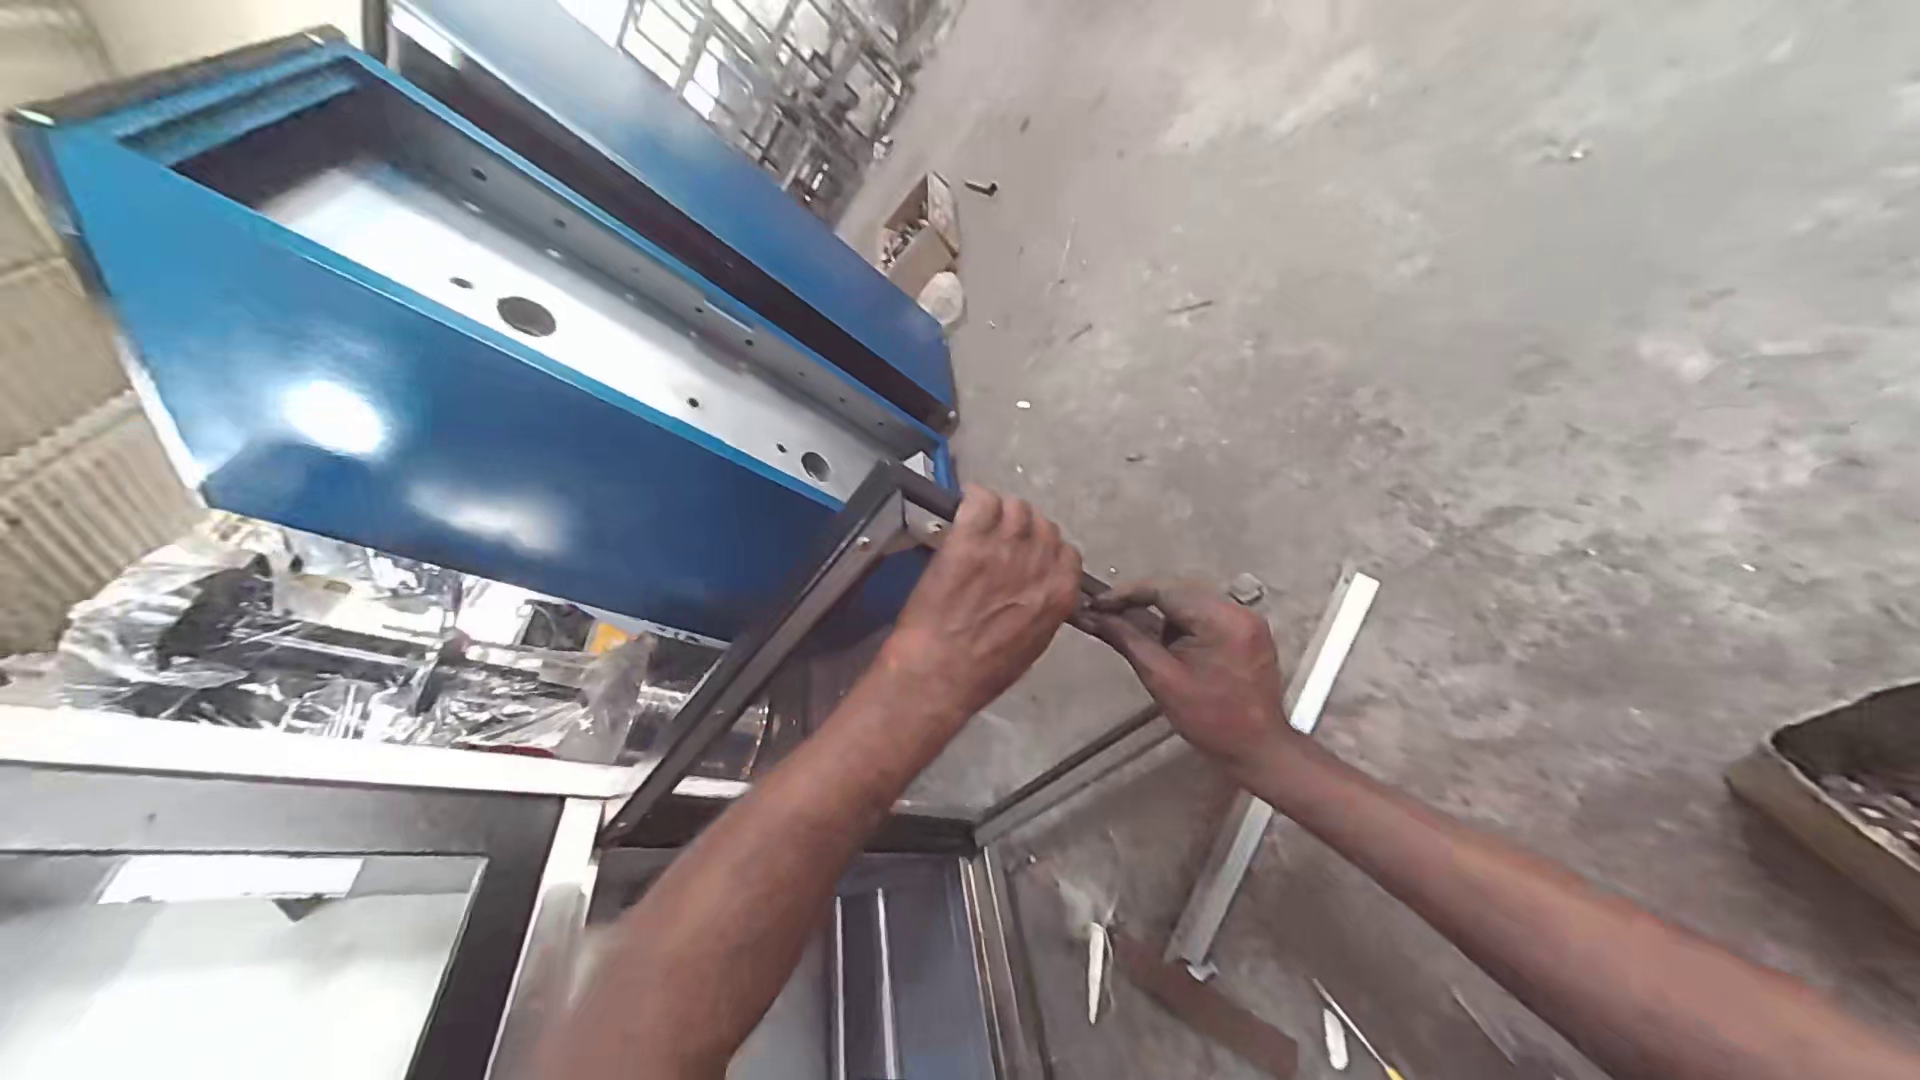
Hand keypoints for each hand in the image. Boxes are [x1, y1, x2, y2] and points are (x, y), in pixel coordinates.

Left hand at [877, 485, 1082, 723]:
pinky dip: (973, 499)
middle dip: (1022, 530)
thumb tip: (1035, 589)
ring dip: (999, 514)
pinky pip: (981, 498)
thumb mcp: (1032, 645)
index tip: (1027, 553)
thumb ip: (1042, 607)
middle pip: (1041, 524)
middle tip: (999, 540)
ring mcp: (1005, 547)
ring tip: (979, 526)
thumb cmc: (983, 671)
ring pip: (1014, 507)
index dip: (1044, 549)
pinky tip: (962, 510)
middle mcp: (1039, 563)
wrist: (939, 672)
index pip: (1067, 551)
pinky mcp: (970, 539)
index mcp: (1060, 592)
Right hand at [1073, 580, 1287, 764]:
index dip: (1125, 594)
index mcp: (1221, 621)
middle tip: (1108, 614)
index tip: (1098, 604)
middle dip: (1140, 602)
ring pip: (1189, 600)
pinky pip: (1205, 613)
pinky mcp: (1246, 630)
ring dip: (1160, 612)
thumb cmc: (1211, 720)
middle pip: (1177, 591)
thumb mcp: (1161, 678)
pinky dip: (1180, 621)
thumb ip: (1127, 639)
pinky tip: (1166, 642)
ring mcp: (1246, 619)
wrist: (1257, 748)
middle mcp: (1238, 612)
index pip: (1164, 590)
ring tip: (1138, 633)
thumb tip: (1097, 618)